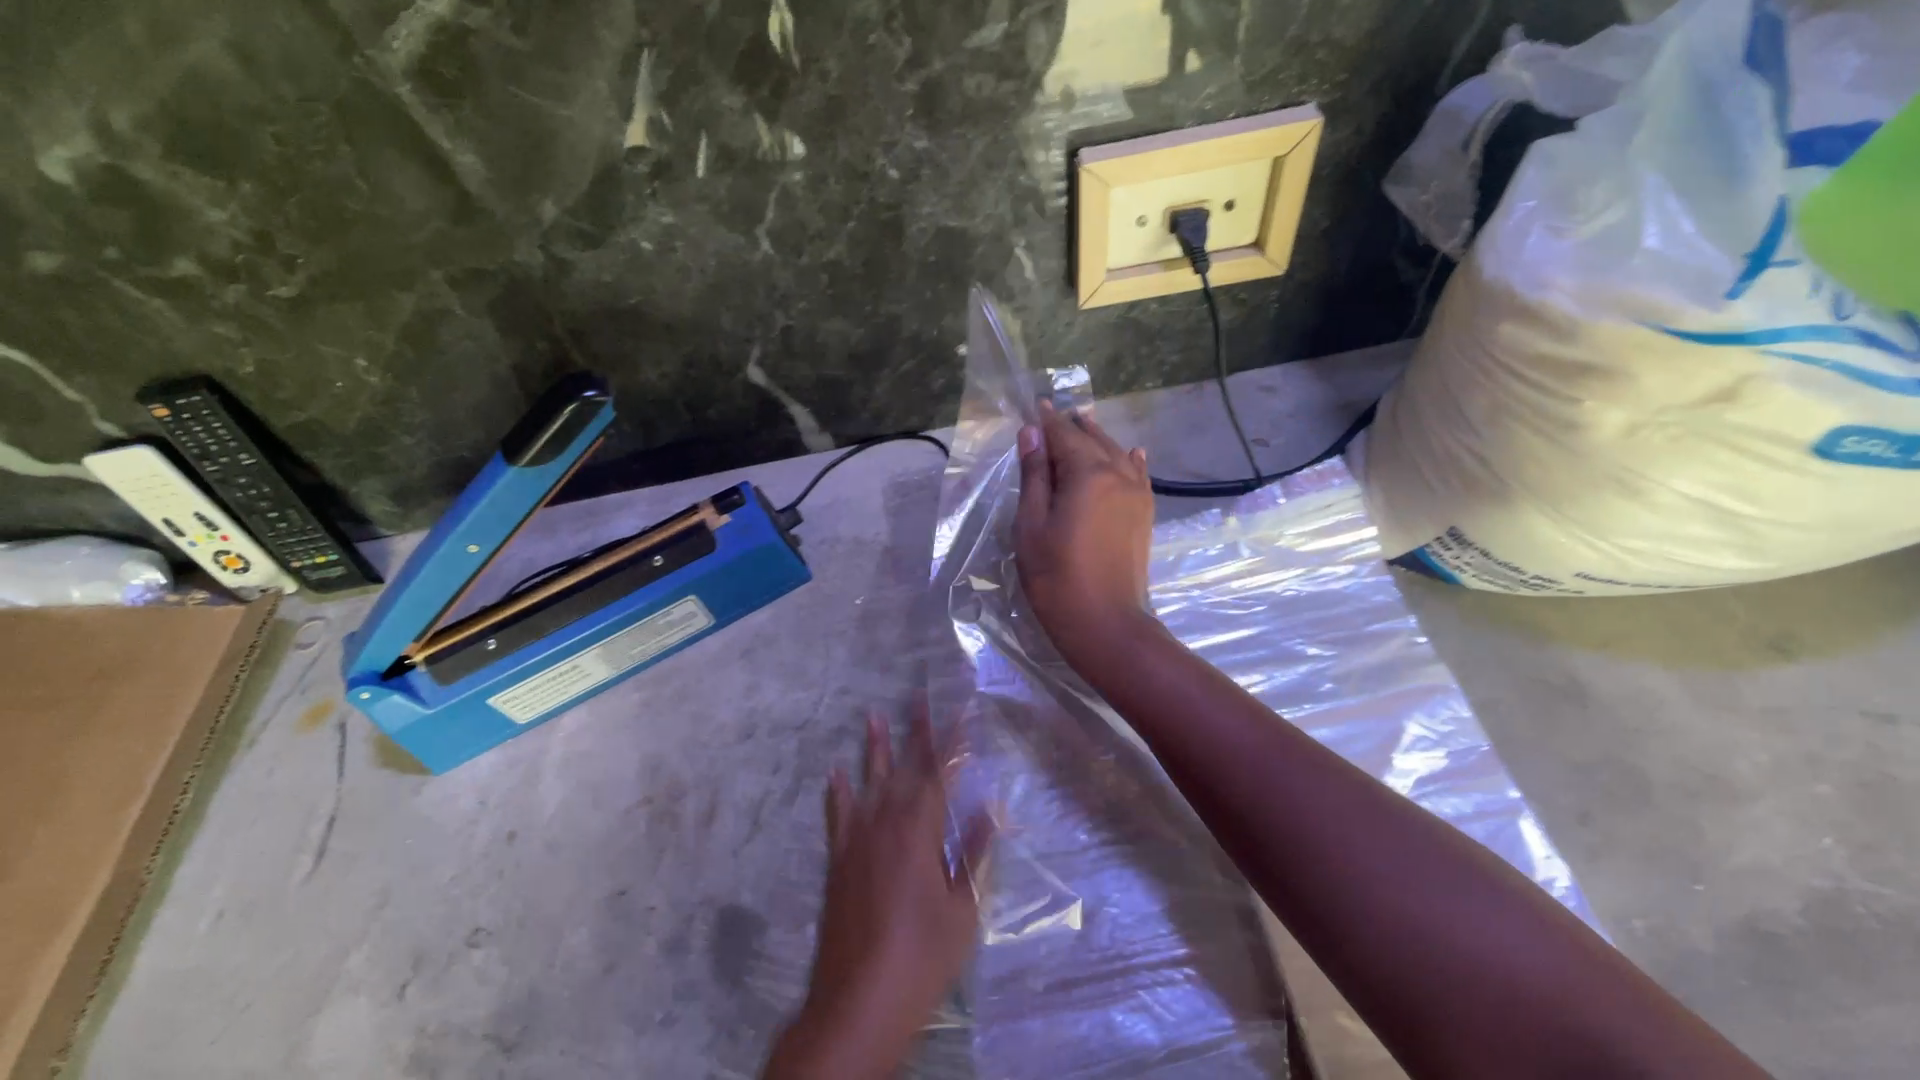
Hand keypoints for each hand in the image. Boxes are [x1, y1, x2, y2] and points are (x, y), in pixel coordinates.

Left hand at [764, 705, 991, 1079]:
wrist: (859, 998)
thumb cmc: (922, 955)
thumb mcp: (962, 907)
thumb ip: (973, 852)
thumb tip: (991, 806)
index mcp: (919, 832)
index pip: (940, 774)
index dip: (953, 741)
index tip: (963, 709)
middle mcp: (884, 825)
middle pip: (902, 769)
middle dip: (914, 732)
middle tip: (918, 696)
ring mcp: (855, 842)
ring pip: (867, 784)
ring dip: (873, 750)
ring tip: (873, 715)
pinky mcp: (837, 862)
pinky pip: (837, 815)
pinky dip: (838, 792)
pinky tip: (835, 772)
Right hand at [1014, 402, 1158, 661]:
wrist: (1106, 623)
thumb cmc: (1056, 577)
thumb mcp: (1031, 525)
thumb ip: (1034, 476)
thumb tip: (1032, 433)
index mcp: (1087, 473)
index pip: (1063, 435)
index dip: (1047, 421)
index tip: (1034, 405)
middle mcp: (1118, 474)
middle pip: (1092, 440)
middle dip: (1071, 427)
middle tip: (1053, 414)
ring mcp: (1137, 494)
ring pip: (1116, 453)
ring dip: (1098, 438)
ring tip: (1083, 424)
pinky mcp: (1145, 514)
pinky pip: (1139, 475)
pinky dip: (1130, 460)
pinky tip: (1131, 453)